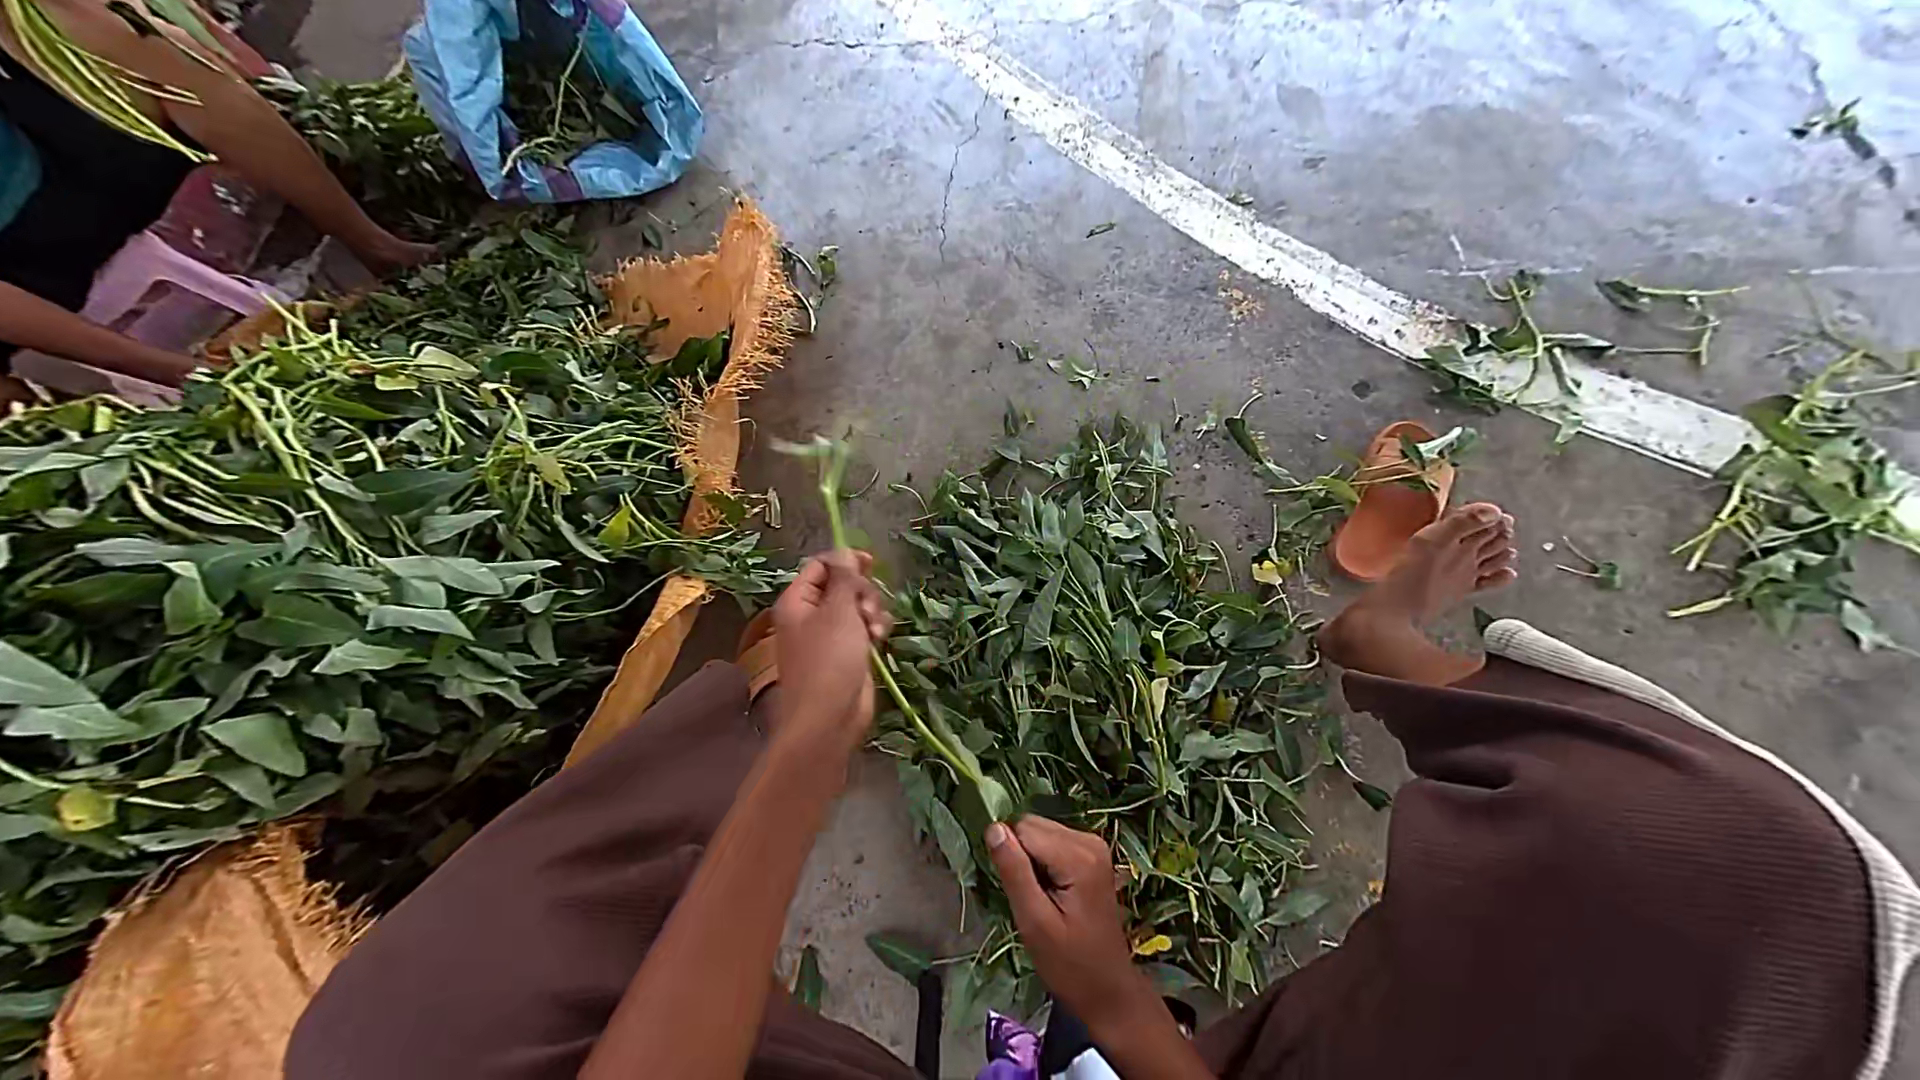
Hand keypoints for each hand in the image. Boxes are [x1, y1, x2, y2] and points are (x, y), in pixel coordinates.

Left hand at [769, 550, 890, 754]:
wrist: (829, 718)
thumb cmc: (829, 660)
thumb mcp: (838, 611)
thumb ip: (844, 577)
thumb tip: (845, 551)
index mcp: (798, 601)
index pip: (820, 566)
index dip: (845, 561)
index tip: (869, 564)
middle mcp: (811, 615)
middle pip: (843, 585)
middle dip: (863, 593)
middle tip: (867, 610)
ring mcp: (830, 635)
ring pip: (858, 607)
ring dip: (873, 612)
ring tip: (875, 631)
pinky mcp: (849, 653)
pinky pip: (865, 628)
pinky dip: (875, 630)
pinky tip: (880, 641)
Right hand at [986, 816, 1147, 1026]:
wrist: (1108, 990)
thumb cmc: (1069, 964)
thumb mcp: (1034, 922)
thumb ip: (1014, 870)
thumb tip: (993, 828)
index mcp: (1078, 855)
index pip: (1023, 829)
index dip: (1011, 858)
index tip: (1019, 893)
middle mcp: (1089, 840)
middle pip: (1032, 825)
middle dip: (1021, 855)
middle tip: (1029, 898)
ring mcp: (1093, 844)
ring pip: (1039, 830)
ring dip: (1030, 859)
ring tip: (1041, 896)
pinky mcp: (1091, 852)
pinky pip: (1051, 840)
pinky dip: (1042, 861)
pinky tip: (1051, 891)